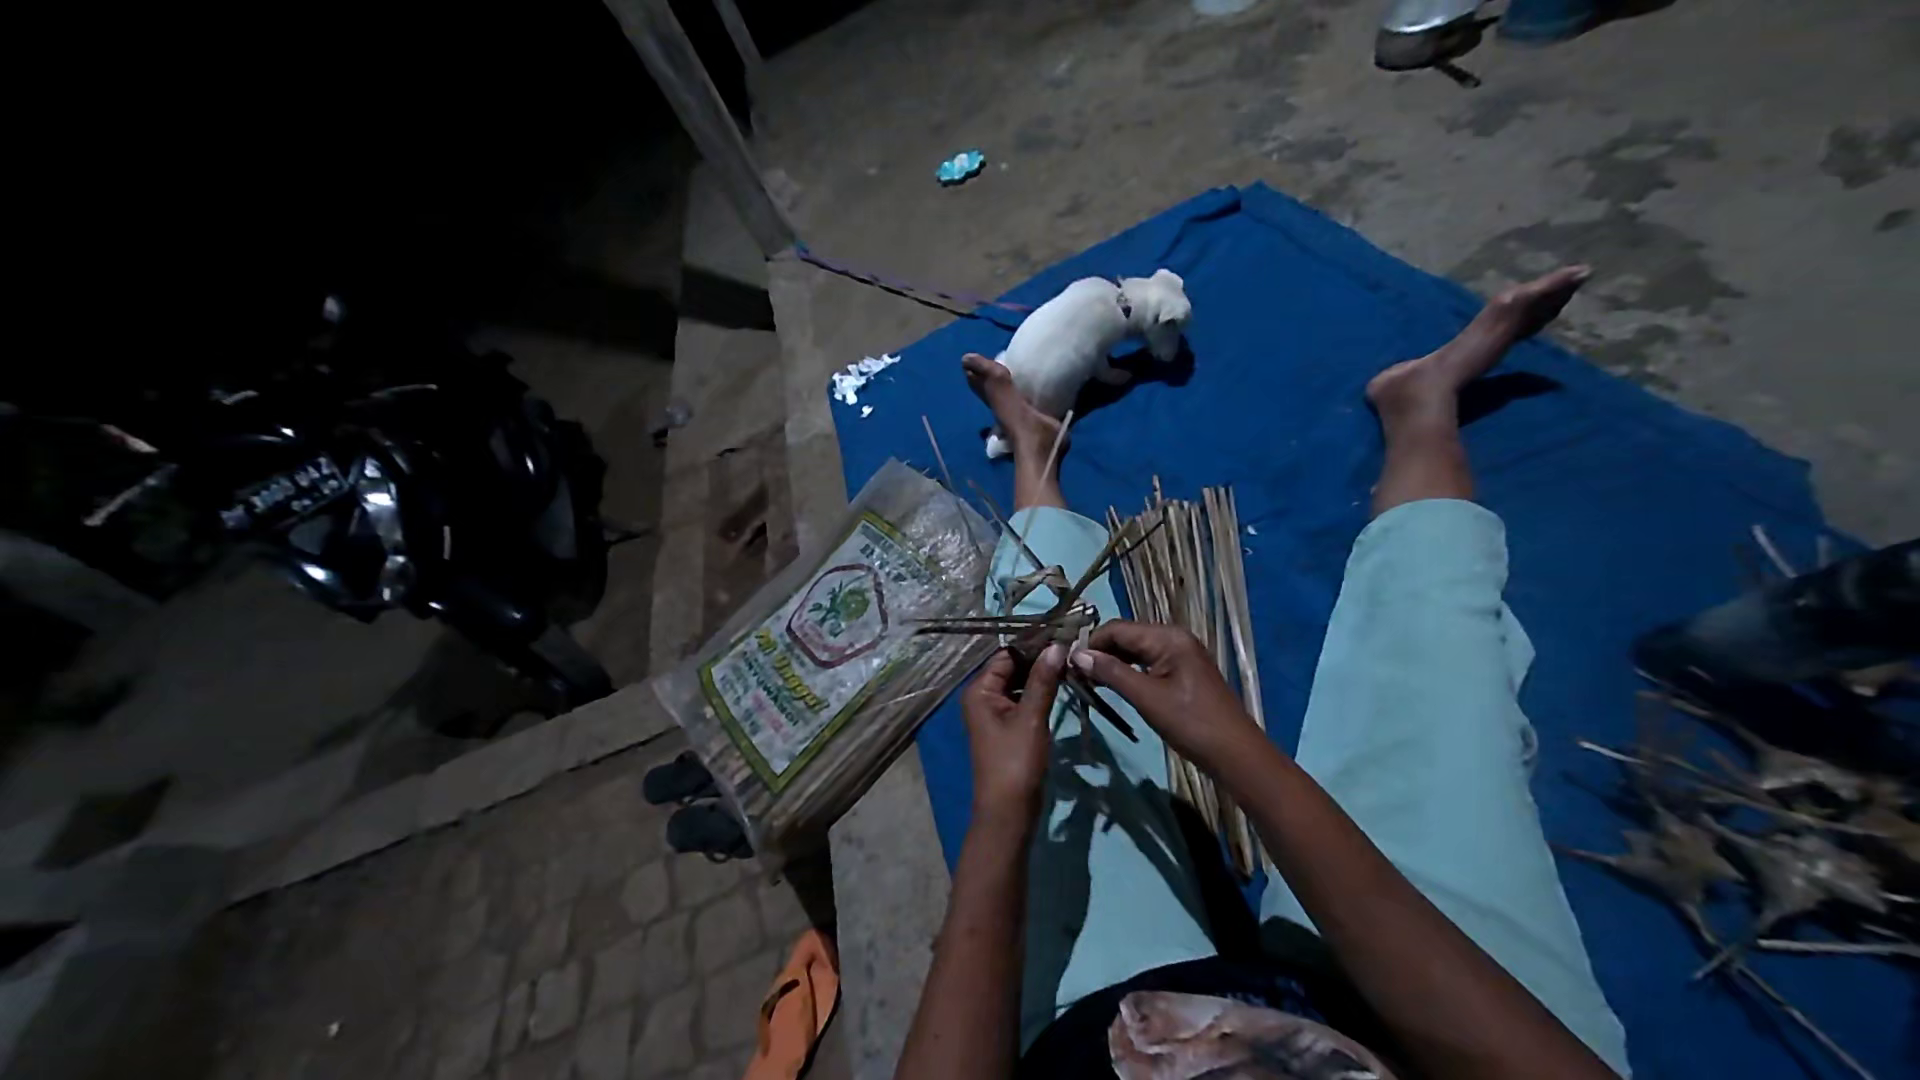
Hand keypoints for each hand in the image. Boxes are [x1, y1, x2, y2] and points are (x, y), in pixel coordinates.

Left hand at [960, 643, 1066, 825]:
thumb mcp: (1031, 718)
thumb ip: (1042, 680)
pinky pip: (1024, 699)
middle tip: (1073, 649)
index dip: (1033, 644)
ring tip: (1072, 664)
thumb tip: (1056, 646)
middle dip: (1040, 659)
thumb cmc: (1015, 762)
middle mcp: (983, 697)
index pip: (1007, 655)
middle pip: (1013, 667)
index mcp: (979, 690)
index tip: (1063, 635)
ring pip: (1020, 683)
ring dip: (1042, 675)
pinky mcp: (1008, 727)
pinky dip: (1040, 692)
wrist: (1009, 812)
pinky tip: (1062, 687)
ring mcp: (995, 713)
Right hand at [1071, 621, 1264, 771]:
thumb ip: (1111, 673)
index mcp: (1168, 637)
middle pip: (1126, 636)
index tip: (1068, 664)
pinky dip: (1128, 672)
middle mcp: (1174, 638)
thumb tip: (1076, 655)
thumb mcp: (1146, 697)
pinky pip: (1147, 663)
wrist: (1235, 754)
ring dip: (1112, 663)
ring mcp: (1180, 654)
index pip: (1117, 628)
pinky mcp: (1182, 672)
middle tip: (1075, 675)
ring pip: (1135, 650)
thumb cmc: (1190, 723)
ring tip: (1089, 682)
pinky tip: (1113, 686)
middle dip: (1100, 652)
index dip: (1091, 643)